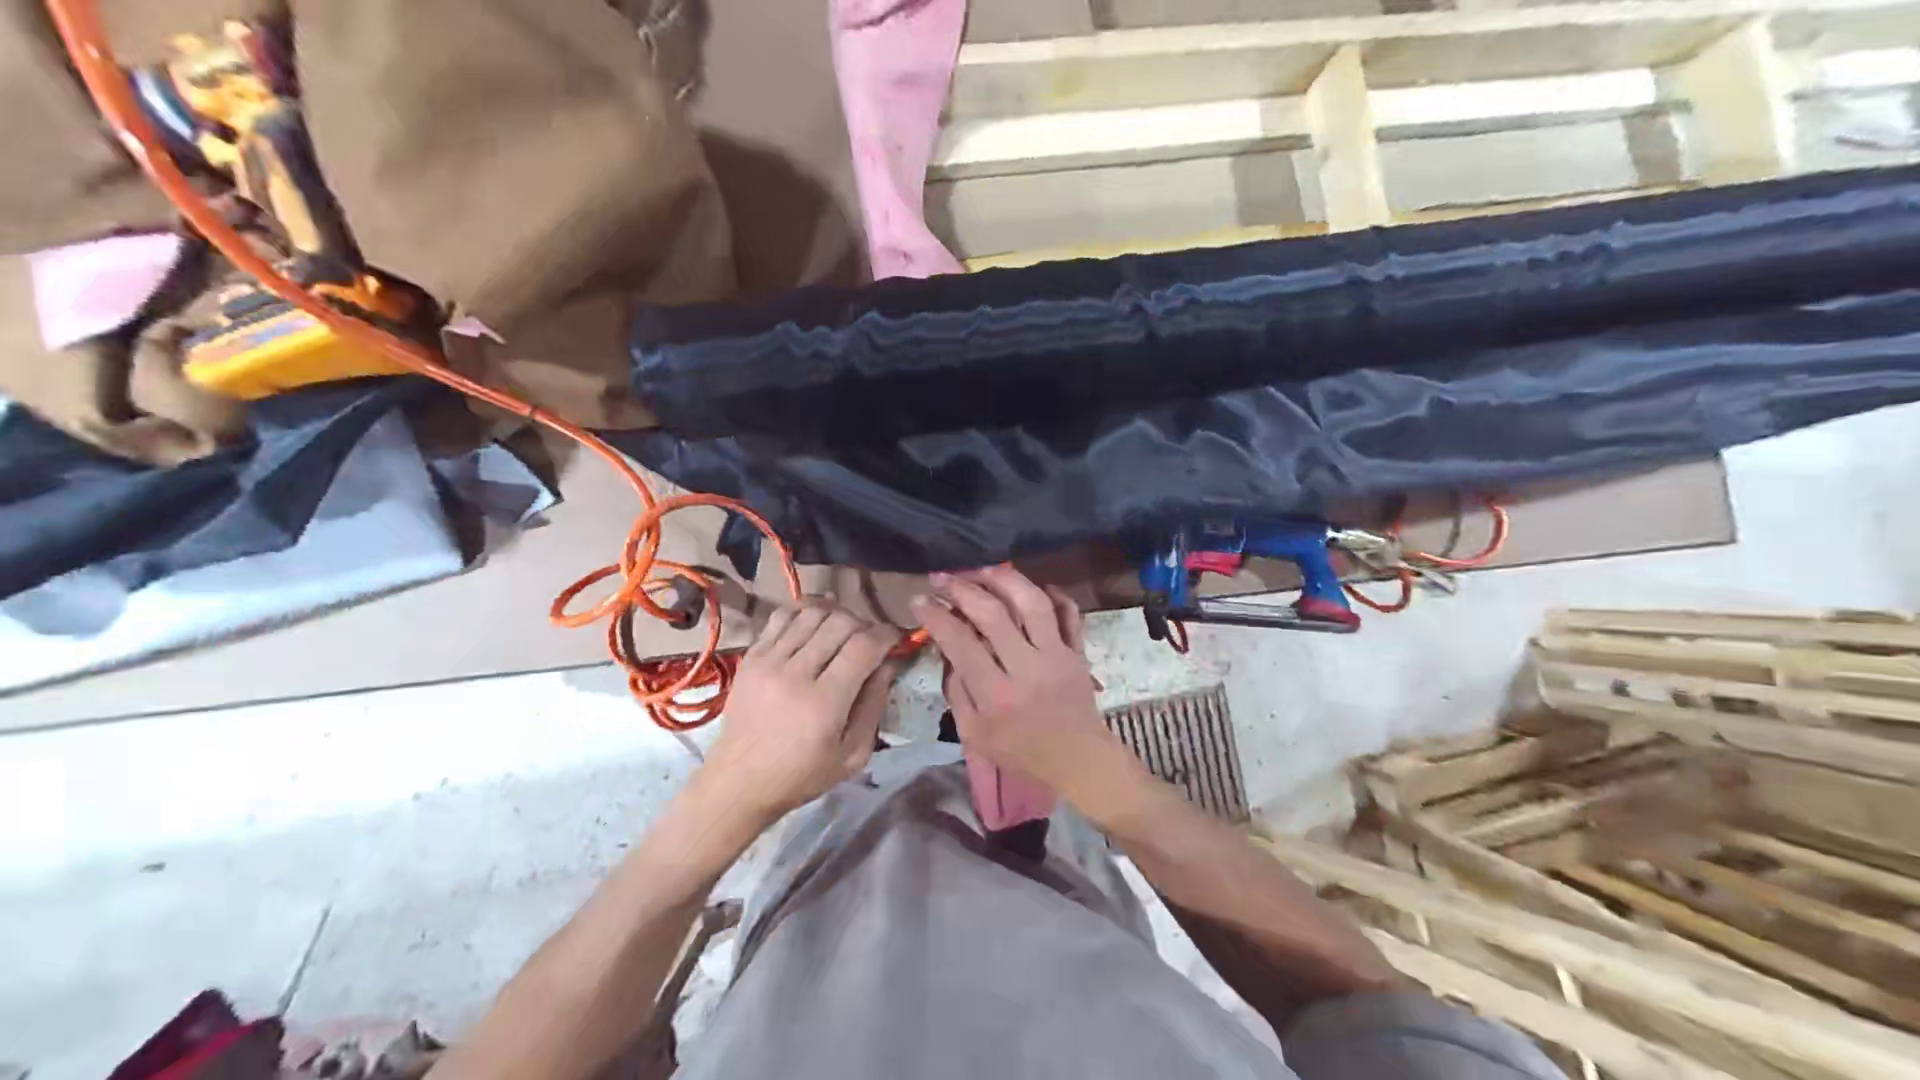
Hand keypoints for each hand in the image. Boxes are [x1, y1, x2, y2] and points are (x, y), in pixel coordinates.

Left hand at [703, 598, 901, 819]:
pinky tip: (815, 622)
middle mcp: (795, 674)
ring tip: (844, 630)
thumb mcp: (853, 755)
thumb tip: (889, 663)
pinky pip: (782, 617)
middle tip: (870, 640)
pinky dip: (804, 611)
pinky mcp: (751, 656)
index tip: (896, 639)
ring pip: (811, 613)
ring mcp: (769, 661)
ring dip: (836, 615)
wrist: (739, 782)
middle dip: (864, 624)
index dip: (887, 635)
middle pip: (840, 622)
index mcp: (824, 703)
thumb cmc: (801, 775)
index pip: (863, 647)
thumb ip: (874, 705)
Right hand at [912, 567, 1145, 810]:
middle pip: (992, 614)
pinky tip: (1027, 586)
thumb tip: (946, 647)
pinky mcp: (1077, 651)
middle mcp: (1027, 669)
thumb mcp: (973, 733)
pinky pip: (1069, 612)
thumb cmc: (1019, 750)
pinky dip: (1052, 593)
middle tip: (942, 577)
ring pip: (1033, 603)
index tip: (920, 599)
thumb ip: (956, 690)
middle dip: (961, 588)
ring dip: (1004, 579)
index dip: (936, 615)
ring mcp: (1057, 656)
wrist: (1076, 761)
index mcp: (996, 695)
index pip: (960, 642)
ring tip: (981, 569)